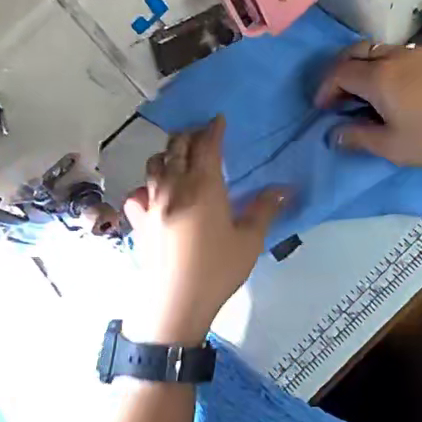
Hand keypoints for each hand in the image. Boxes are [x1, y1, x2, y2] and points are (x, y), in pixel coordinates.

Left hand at [120, 117, 286, 344]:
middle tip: (202, 134)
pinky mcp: (139, 221)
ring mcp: (151, 203)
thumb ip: (264, 210)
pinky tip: (156, 194)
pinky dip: (148, 184)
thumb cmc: (218, 270)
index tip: (219, 120)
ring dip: (168, 154)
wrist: (175, 301)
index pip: (206, 146)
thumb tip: (282, 189)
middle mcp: (174, 187)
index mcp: (204, 187)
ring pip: (154, 165)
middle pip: (176, 148)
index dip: (213, 130)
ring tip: (180, 157)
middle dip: (189, 136)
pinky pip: (138, 192)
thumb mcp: (250, 240)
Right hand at [312, 41, 421, 181]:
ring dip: (371, 68)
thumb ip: (360, 138)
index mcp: (378, 77)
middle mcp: (398, 56)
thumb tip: (335, 133)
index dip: (325, 89)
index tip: (322, 108)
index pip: (339, 73)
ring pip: (386, 51)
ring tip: (375, 95)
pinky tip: (411, 92)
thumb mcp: (395, 148)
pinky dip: (398, 68)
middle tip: (341, 95)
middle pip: (359, 52)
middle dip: (343, 71)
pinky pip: (412, 56)